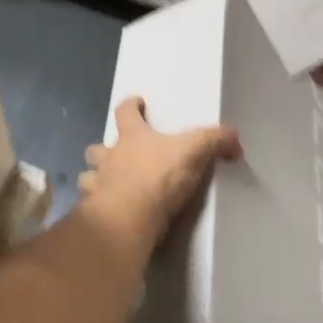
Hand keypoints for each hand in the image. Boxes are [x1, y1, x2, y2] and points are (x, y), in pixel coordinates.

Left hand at [79, 98, 240, 248]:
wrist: (128, 219)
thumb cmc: (158, 177)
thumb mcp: (194, 151)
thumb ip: (215, 141)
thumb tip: (234, 139)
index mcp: (131, 137)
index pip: (124, 112)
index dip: (130, 106)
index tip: (136, 103)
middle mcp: (108, 158)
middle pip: (97, 148)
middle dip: (103, 150)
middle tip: (116, 156)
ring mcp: (96, 186)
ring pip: (87, 177)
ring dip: (95, 181)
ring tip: (108, 189)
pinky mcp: (92, 214)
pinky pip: (89, 208)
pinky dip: (95, 210)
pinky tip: (107, 216)